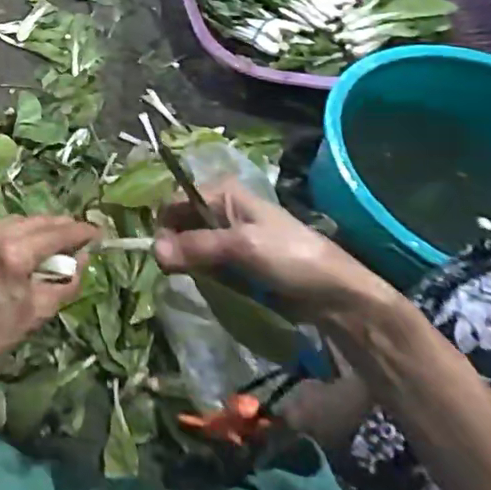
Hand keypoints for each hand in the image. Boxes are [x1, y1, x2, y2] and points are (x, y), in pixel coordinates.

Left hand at [0, 215, 97, 385]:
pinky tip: (27, 242)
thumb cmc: (4, 330)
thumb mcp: (44, 307)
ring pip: (18, 220)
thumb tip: (84, 254)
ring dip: (39, 227)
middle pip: (37, 221)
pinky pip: (0, 225)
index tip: (97, 232)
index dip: (79, 231)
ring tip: (56, 238)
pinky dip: (17, 231)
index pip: (54, 234)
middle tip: (81, 234)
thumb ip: (69, 279)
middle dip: (61, 226)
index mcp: (13, 254)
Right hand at [153, 181, 397, 324]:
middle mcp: (219, 209)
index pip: (174, 201)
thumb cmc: (291, 257)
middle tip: (176, 270)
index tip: (161, 253)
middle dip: (173, 246)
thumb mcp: (242, 246)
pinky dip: (200, 275)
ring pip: (188, 246)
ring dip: (187, 263)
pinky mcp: (233, 263)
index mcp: (221, 192)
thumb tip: (153, 253)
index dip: (163, 224)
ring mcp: (226, 237)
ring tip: (194, 280)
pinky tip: (206, 285)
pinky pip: (203, 265)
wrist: (337, 297)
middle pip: (178, 224)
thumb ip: (196, 247)